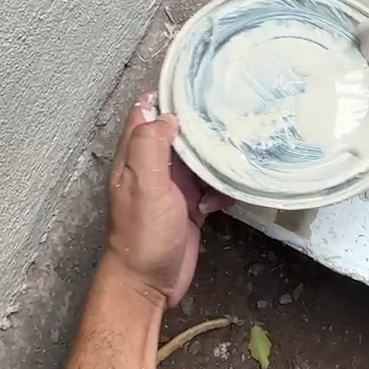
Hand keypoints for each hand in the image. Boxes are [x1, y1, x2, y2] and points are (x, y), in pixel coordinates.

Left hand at [101, 93, 224, 306]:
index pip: (146, 114)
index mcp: (134, 157)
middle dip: (202, 126)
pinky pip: (210, 187)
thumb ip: (151, 145)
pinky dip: (221, 189)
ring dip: (217, 161)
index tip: (197, 84)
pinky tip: (225, 199)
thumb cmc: (143, 235)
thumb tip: (169, 115)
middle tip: (231, 116)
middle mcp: (152, 168)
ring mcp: (172, 188)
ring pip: (199, 160)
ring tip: (235, 160)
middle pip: (180, 134)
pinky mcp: (189, 207)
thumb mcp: (144, 184)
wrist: (149, 284)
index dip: (167, 96)